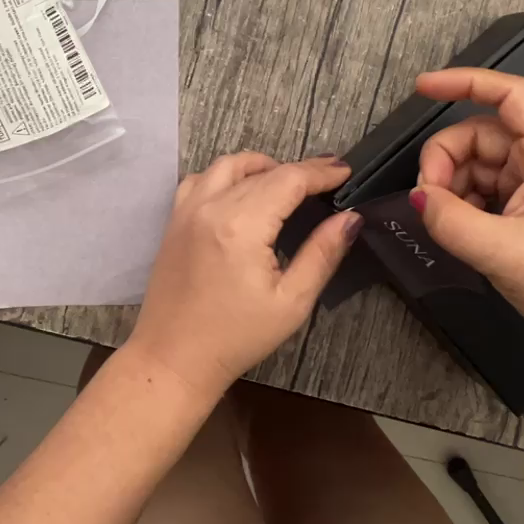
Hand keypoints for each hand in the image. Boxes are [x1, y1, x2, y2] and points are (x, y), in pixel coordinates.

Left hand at [125, 154, 359, 398]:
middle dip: (299, 170)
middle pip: (262, 172)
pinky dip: (225, 175)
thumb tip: (350, 218)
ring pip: (228, 166)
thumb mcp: (291, 302)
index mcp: (242, 225)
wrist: (174, 357)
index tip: (345, 170)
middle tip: (327, 178)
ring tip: (287, 180)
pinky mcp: (174, 219)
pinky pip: (201, 179)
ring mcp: (187, 210)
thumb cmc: (236, 337)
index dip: (320, 172)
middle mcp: (211, 206)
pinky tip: (241, 190)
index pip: (288, 180)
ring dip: (261, 166)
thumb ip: (322, 254)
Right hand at [412, 68, 523, 360]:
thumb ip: (450, 220)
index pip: (510, 94)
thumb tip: (418, 196)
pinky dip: (466, 203)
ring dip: (454, 184)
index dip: (464, 82)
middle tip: (429, 198)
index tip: (422, 88)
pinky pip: (489, 189)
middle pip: (484, 132)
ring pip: (482, 162)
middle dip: (447, 157)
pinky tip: (459, 228)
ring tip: (444, 220)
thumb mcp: (505, 253)